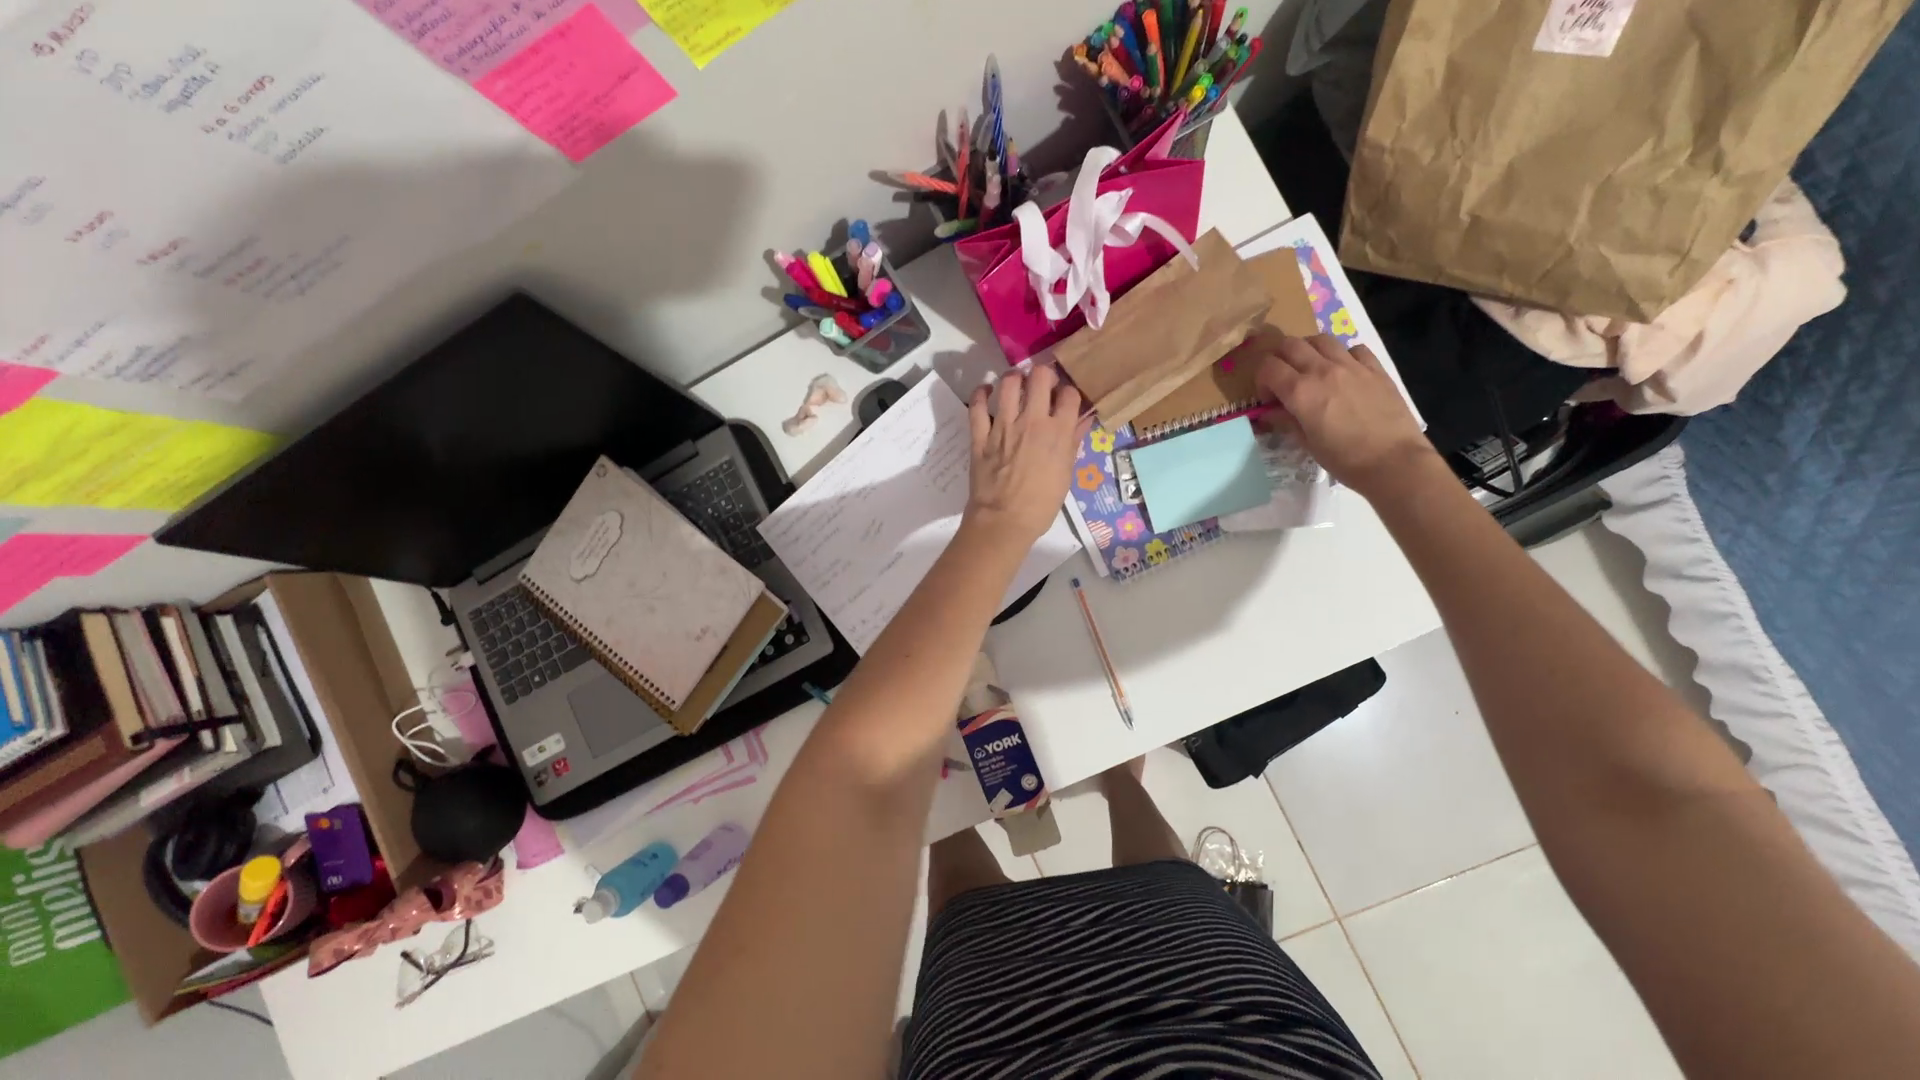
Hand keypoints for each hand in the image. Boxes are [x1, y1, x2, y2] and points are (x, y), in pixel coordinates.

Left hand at [963, 365, 1088, 547]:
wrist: (1005, 521)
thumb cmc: (1042, 504)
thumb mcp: (1066, 474)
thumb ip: (1073, 442)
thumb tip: (1083, 420)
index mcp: (1058, 432)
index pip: (1070, 394)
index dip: (1069, 392)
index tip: (1065, 398)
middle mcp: (1032, 421)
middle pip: (1040, 377)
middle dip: (1044, 374)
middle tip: (1042, 383)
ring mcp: (1004, 426)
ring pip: (1009, 383)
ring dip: (1014, 378)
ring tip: (1017, 384)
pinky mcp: (980, 434)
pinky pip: (978, 405)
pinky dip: (981, 393)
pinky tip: (987, 391)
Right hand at [1255, 333, 1436, 499]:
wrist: (1394, 461)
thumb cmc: (1345, 459)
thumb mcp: (1307, 444)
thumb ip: (1286, 421)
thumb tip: (1271, 412)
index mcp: (1301, 391)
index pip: (1268, 367)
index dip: (1262, 380)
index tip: (1269, 398)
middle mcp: (1323, 370)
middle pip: (1290, 344)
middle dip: (1279, 359)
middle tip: (1284, 379)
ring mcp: (1351, 365)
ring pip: (1320, 339)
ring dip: (1308, 350)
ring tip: (1311, 370)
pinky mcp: (1375, 368)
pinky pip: (1354, 348)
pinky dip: (1343, 355)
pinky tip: (1344, 372)